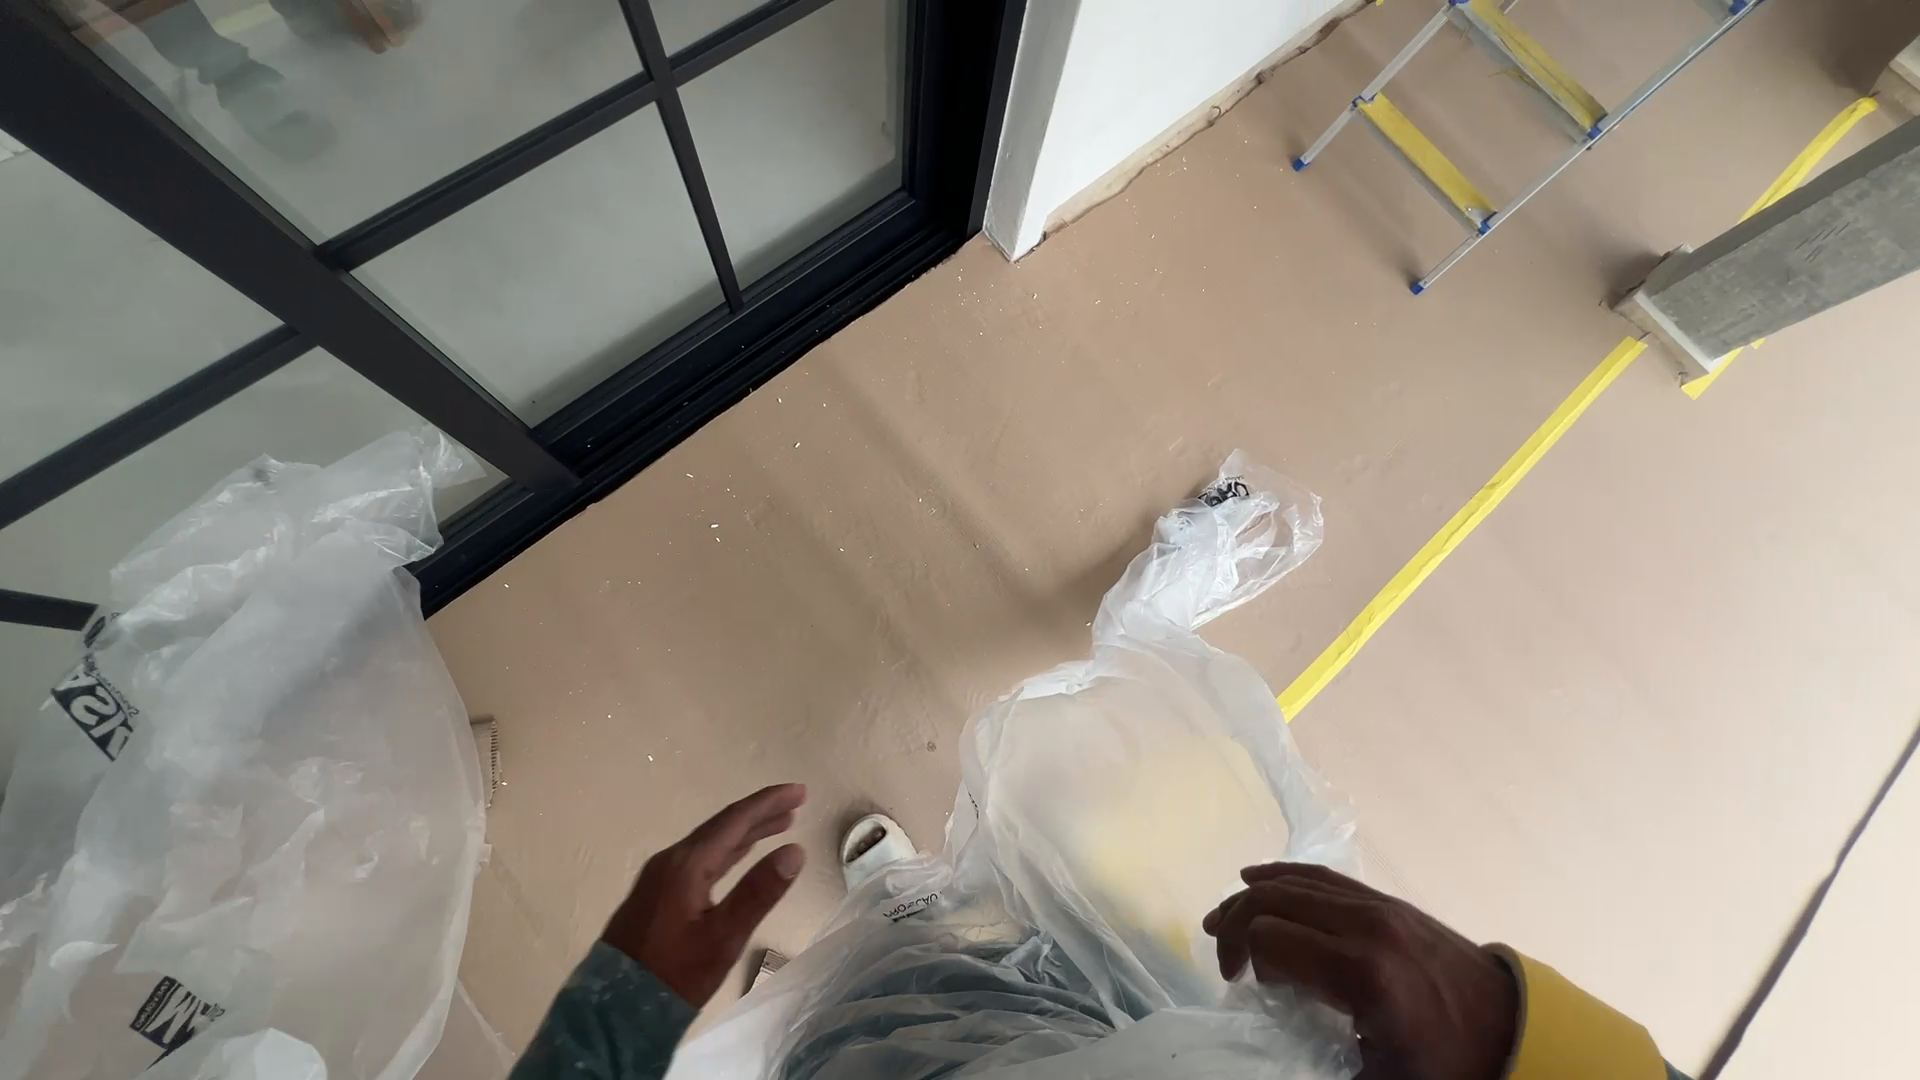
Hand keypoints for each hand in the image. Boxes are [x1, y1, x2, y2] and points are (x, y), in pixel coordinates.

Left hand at [601, 783, 808, 1006]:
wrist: (612, 1016)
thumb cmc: (673, 976)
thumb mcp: (723, 938)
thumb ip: (758, 892)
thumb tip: (795, 850)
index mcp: (686, 864)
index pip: (734, 820)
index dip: (769, 803)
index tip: (800, 792)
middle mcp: (671, 861)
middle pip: (722, 826)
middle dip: (761, 813)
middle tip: (796, 803)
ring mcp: (660, 877)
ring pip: (711, 842)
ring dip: (746, 831)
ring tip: (779, 824)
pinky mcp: (657, 895)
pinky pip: (701, 858)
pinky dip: (728, 850)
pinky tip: (740, 853)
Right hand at [1203, 863, 1516, 1079]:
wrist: (1524, 1040)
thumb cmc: (1449, 1069)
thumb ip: (1316, 1058)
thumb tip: (1269, 1044)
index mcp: (1362, 974)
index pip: (1269, 939)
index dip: (1244, 960)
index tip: (1243, 988)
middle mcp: (1364, 926)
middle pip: (1272, 900)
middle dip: (1235, 923)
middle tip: (1222, 958)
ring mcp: (1377, 905)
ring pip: (1292, 882)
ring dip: (1250, 897)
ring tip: (1223, 919)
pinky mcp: (1387, 900)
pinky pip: (1320, 876)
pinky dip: (1282, 875)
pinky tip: (1258, 879)